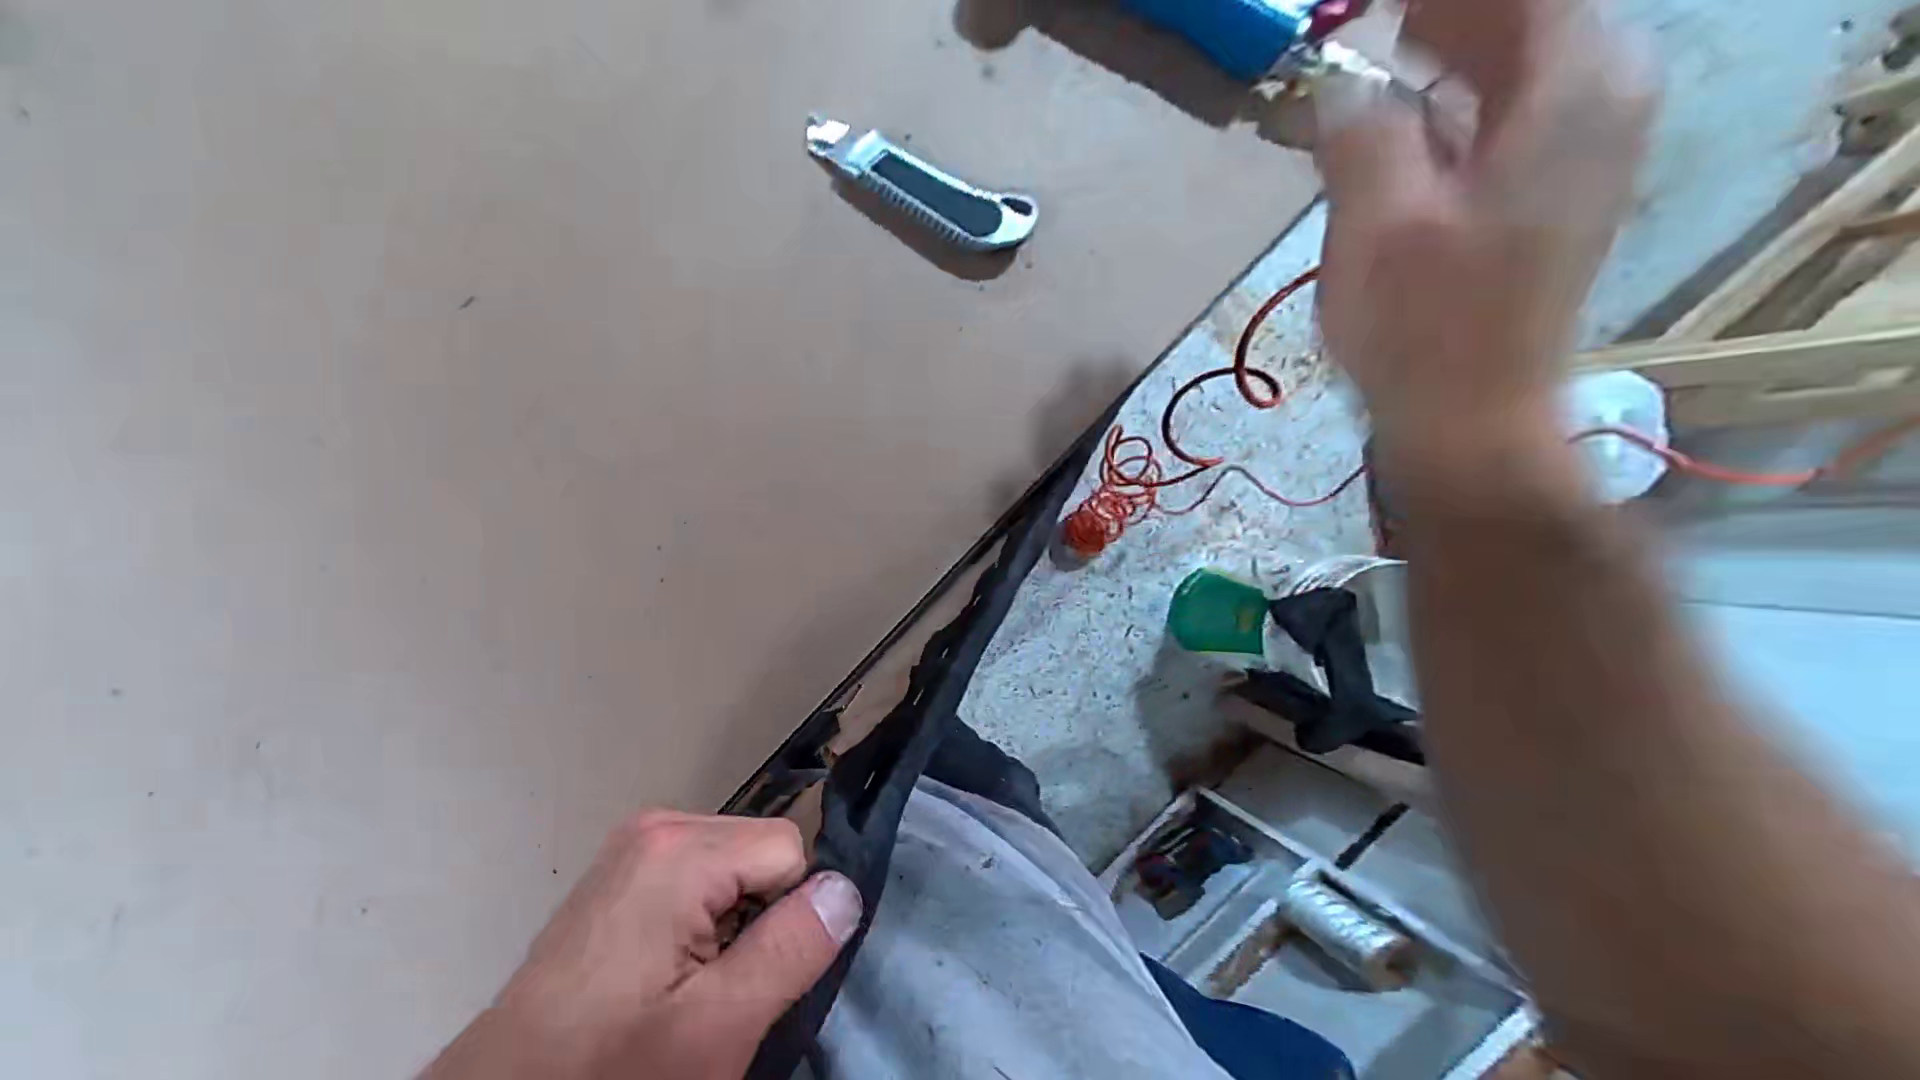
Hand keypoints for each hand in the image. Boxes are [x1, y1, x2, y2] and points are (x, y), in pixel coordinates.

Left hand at [422, 811, 861, 1079]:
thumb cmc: (611, 1070)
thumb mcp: (717, 1025)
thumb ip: (792, 947)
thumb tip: (848, 888)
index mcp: (680, 847)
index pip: (789, 851)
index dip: (787, 916)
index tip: (748, 975)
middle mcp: (658, 824)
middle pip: (761, 850)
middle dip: (759, 913)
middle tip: (714, 987)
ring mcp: (635, 842)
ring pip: (736, 862)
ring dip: (733, 918)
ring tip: (685, 982)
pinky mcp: (622, 868)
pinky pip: (700, 870)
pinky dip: (703, 914)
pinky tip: (665, 966)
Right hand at [1312, 0, 1654, 474]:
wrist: (1469, 419)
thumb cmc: (1422, 328)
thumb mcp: (1377, 223)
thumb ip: (1362, 133)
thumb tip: (1341, 86)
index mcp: (1575, 87)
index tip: (1363, 7)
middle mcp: (1604, 97)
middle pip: (1523, 15)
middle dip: (1440, 17)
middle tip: (1362, 28)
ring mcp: (1586, 148)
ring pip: (1516, 63)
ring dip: (1445, 56)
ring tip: (1375, 61)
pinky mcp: (1555, 192)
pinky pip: (1510, 114)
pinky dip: (1456, 105)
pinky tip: (1404, 121)